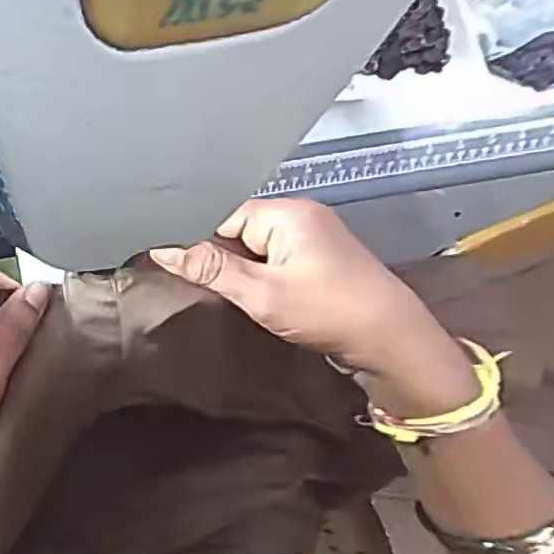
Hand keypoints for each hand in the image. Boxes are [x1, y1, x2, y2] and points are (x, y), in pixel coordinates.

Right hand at [150, 199, 475, 414]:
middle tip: (207, 288)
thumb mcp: (260, 292)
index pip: (224, 215)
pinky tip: (255, 298)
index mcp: (288, 213)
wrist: (389, 340)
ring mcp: (311, 240)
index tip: (179, 268)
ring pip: (254, 249)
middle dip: (219, 258)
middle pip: (238, 230)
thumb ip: (210, 270)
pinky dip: (259, 279)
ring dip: (239, 272)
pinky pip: (272, 261)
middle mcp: (301, 217)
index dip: (199, 241)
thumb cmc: (327, 311)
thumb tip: (164, 251)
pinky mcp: (316, 262)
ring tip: (232, 295)